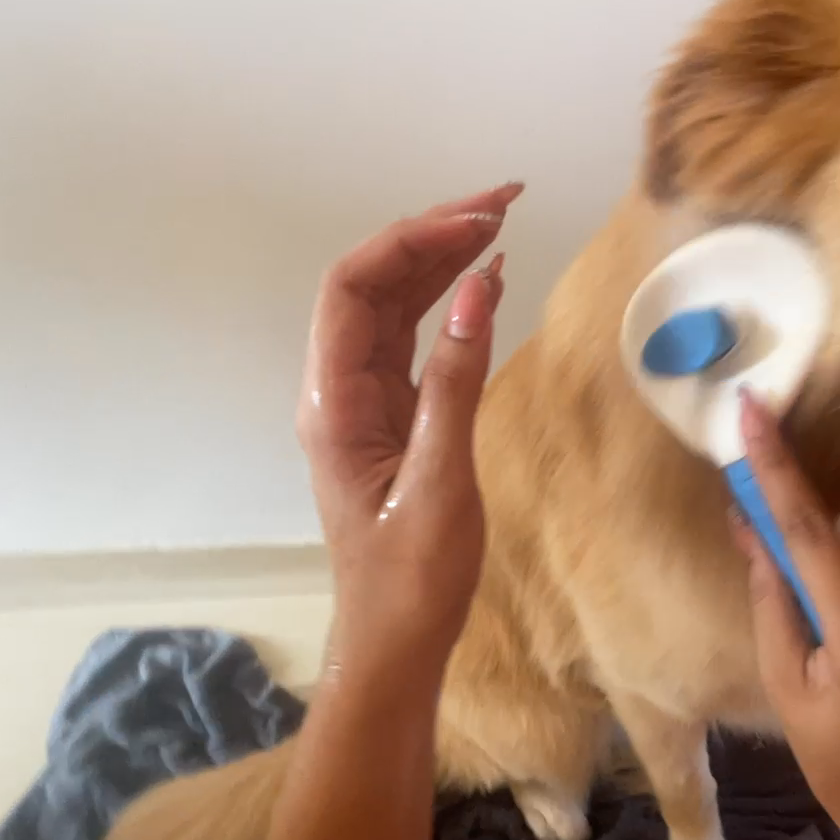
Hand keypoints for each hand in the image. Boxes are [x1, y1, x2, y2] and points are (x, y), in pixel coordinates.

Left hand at [298, 184, 519, 671]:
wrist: (399, 636)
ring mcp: (369, 404)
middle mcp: (342, 390)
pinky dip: (450, 309)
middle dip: (432, 236)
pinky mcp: (397, 420)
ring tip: (499, 228)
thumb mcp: (441, 479)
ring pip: (396, 310)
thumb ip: (455, 383)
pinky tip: (485, 288)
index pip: (356, 289)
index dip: (415, 242)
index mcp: (336, 402)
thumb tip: (480, 292)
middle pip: (373, 286)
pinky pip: (416, 345)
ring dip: (442, 265)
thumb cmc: (415, 575)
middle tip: (503, 203)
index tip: (484, 223)